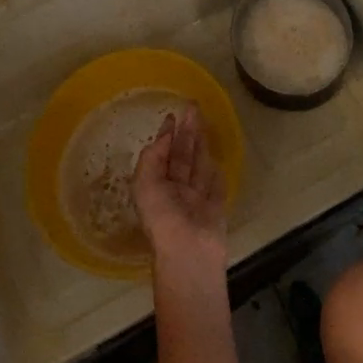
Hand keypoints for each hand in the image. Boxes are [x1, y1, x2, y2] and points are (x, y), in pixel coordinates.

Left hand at [132, 105, 226, 270]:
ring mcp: (196, 199)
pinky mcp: (215, 207)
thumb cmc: (164, 218)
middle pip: (182, 155)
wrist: (190, 254)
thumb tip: (164, 137)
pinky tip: (215, 156)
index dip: (165, 135)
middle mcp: (174, 191)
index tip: (171, 115)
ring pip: (199, 164)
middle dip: (186, 132)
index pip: (161, 155)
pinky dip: (215, 171)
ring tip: (204, 120)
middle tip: (192, 107)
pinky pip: (215, 184)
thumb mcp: (146, 184)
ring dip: (201, 143)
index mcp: (155, 186)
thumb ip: (153, 157)